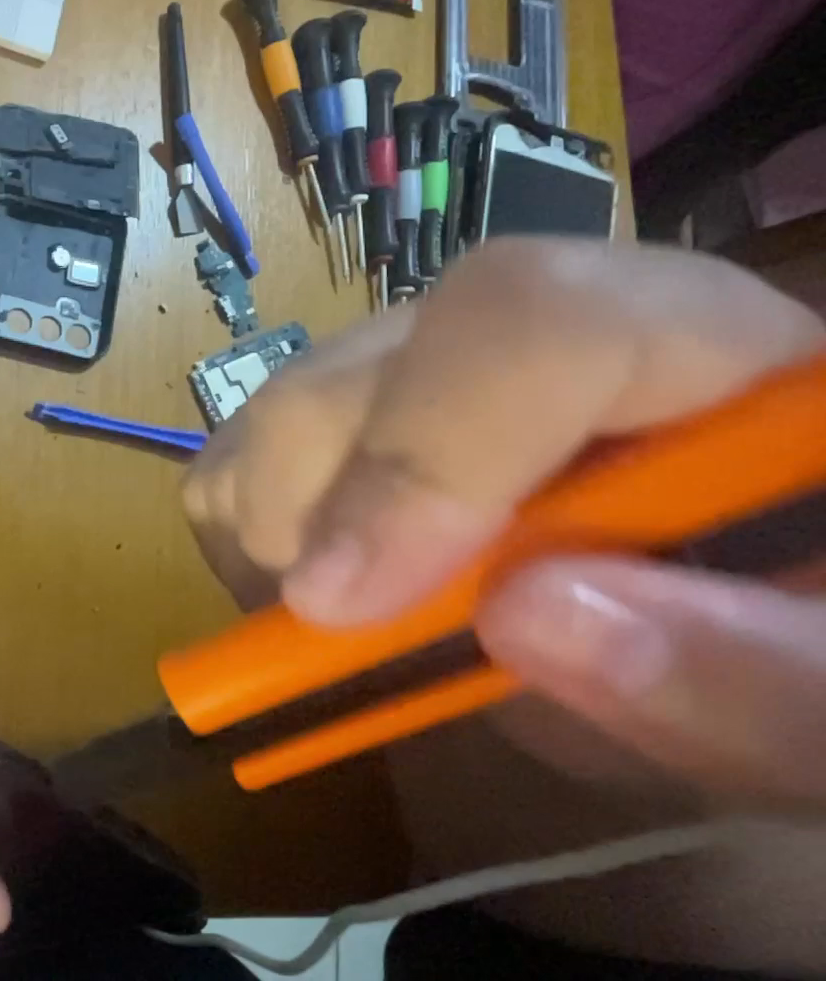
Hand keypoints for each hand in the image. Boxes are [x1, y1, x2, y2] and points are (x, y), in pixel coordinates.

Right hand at [183, 240, 825, 807]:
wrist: (727, 662)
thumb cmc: (810, 677)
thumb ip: (766, 679)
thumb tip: (529, 614)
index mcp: (716, 359)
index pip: (534, 319)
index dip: (424, 449)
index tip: (342, 600)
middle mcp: (539, 338)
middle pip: (360, 366)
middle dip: (317, 514)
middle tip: (339, 639)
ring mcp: (422, 375)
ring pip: (272, 408)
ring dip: (275, 534)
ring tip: (356, 626)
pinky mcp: (342, 425)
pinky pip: (233, 457)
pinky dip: (241, 537)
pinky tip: (320, 589)